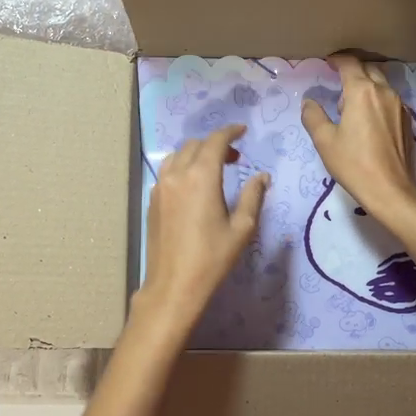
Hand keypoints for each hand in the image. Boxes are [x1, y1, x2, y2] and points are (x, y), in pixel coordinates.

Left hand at [138, 124, 267, 331]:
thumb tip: (262, 177)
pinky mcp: (152, 201)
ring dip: (197, 154)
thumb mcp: (242, 227)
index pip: (216, 141)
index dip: (231, 132)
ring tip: (213, 169)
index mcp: (202, 176)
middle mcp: (178, 174)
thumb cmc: (213, 258)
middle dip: (215, 144)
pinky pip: (168, 172)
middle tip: (235, 158)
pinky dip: (183, 168)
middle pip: (195, 145)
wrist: (174, 284)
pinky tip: (195, 186)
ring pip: (178, 156)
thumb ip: (253, 196)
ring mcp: (160, 187)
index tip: (243, 131)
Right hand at [302, 55, 415, 216]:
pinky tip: (368, 121)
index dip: (337, 59)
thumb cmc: (354, 164)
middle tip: (338, 82)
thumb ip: (313, 116)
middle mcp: (384, 92)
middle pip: (369, 69)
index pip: (350, 63)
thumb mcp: (325, 141)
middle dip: (353, 71)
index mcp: (362, 91)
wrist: (390, 190)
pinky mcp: (407, 121)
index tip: (328, 62)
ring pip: (381, 85)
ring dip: (366, 86)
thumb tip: (309, 102)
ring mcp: (400, 106)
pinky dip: (377, 101)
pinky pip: (390, 101)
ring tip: (351, 106)